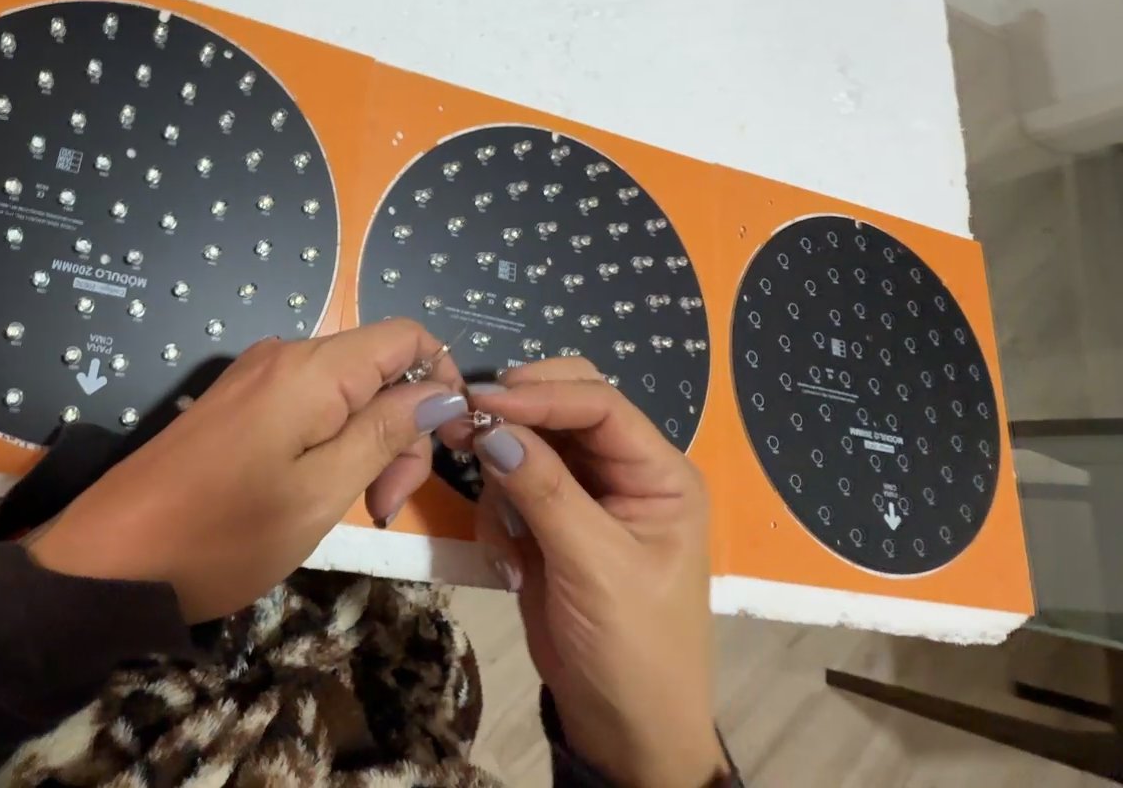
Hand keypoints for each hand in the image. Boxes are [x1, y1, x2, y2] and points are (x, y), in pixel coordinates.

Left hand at [27, 320, 468, 621]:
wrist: (110, 559)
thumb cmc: (223, 532)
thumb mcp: (322, 491)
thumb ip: (386, 431)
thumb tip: (442, 390)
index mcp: (312, 367)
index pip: (406, 335)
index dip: (442, 378)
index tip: (445, 446)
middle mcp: (285, 355)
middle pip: (378, 367)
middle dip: (400, 429)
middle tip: (384, 504)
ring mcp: (256, 378)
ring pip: (345, 391)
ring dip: (366, 443)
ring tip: (354, 508)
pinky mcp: (238, 404)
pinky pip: (307, 406)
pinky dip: (329, 444)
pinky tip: (316, 492)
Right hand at [453, 359, 725, 787]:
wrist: (621, 728)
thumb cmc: (632, 648)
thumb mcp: (594, 567)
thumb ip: (544, 490)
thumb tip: (490, 427)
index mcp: (658, 473)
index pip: (598, 404)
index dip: (540, 394)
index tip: (480, 401)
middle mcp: (621, 470)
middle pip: (561, 409)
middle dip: (514, 418)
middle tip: (464, 427)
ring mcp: (581, 493)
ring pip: (524, 446)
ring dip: (502, 483)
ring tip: (506, 541)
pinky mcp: (547, 519)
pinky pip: (507, 487)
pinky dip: (497, 518)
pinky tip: (512, 567)